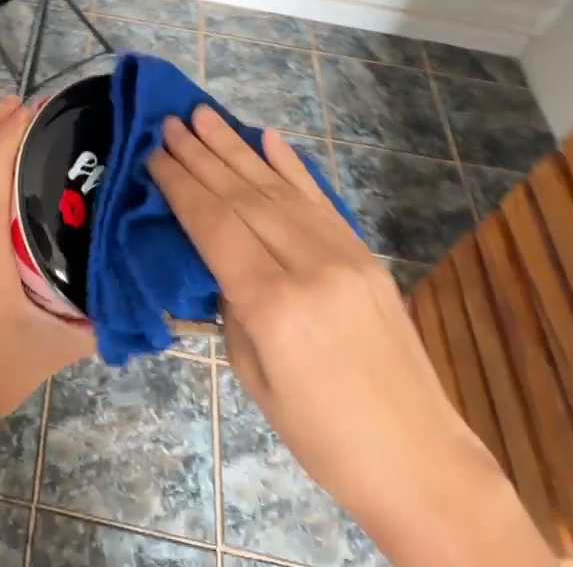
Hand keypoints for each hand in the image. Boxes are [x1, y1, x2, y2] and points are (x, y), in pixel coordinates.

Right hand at [147, 107, 550, 566]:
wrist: (419, 457)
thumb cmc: (320, 435)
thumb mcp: (254, 377)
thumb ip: (235, 307)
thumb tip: (221, 261)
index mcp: (273, 303)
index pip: (215, 225)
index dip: (180, 185)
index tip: (153, 154)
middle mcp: (310, 265)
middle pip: (243, 197)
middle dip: (201, 156)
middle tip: (170, 123)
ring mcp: (345, 256)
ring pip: (279, 189)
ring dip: (238, 149)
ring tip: (205, 116)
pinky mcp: (367, 257)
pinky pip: (321, 201)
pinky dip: (292, 167)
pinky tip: (269, 139)